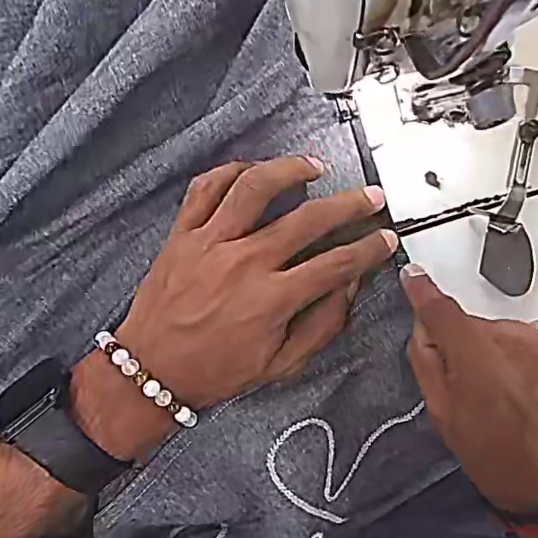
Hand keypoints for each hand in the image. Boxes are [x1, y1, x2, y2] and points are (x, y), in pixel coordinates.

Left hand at [71, 157, 398, 460]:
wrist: (153, 370)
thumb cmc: (213, 370)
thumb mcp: (280, 364)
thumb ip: (322, 326)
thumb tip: (349, 289)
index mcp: (272, 299)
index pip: (337, 262)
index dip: (370, 249)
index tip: (384, 240)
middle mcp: (244, 263)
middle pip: (309, 218)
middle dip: (350, 205)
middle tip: (368, 197)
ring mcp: (211, 243)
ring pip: (256, 187)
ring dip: (291, 170)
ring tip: (313, 167)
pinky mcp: (184, 234)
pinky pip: (206, 188)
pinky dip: (231, 171)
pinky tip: (252, 170)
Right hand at [401, 264, 537, 515]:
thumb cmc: (498, 457)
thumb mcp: (442, 413)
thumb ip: (426, 360)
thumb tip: (423, 327)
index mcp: (477, 361)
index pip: (442, 309)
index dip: (423, 291)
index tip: (416, 279)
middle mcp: (517, 346)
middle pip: (479, 324)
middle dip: (472, 344)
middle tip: (478, 384)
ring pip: (512, 332)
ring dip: (506, 353)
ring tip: (511, 393)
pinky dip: (535, 360)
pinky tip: (534, 390)